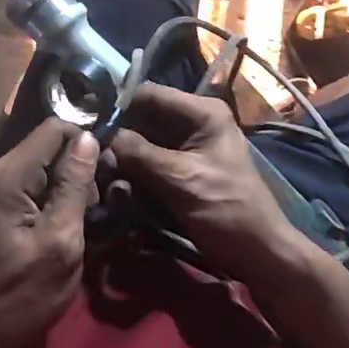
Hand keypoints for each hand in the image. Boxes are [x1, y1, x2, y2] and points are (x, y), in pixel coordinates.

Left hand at [0, 119, 98, 347]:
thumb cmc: (22, 296)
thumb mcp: (60, 242)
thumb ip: (74, 186)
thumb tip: (89, 137)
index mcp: (9, 176)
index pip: (55, 128)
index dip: (86, 140)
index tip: (111, 167)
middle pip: (50, 140)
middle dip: (81, 161)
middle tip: (101, 198)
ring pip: (47, 159)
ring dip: (72, 178)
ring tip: (89, 211)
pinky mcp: (2, 200)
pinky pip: (38, 177)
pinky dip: (59, 188)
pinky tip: (72, 212)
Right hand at [108, 85, 304, 284]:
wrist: (259, 253)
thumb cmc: (227, 210)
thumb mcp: (182, 179)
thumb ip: (140, 155)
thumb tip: (100, 139)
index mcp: (202, 112)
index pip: (149, 94)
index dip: (118, 107)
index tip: (89, 127)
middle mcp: (192, 123)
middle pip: (142, 121)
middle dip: (118, 144)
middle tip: (98, 167)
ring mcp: (186, 149)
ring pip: (141, 146)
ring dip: (124, 166)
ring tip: (111, 189)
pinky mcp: (180, 172)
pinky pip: (148, 167)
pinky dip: (134, 179)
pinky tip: (122, 197)